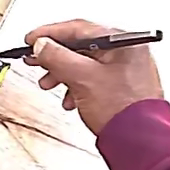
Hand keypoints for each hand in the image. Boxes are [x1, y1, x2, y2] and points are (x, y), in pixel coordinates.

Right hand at [22, 19, 164, 134]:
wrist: (139, 140)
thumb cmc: (122, 108)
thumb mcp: (81, 77)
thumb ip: (57, 57)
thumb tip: (41, 44)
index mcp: (122, 41)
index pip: (78, 28)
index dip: (49, 33)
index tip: (31, 40)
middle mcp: (126, 51)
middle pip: (80, 46)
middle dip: (53, 56)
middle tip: (34, 60)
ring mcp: (125, 69)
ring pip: (84, 63)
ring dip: (62, 73)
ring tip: (48, 83)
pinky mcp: (121, 86)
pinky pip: (91, 78)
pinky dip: (75, 85)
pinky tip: (69, 98)